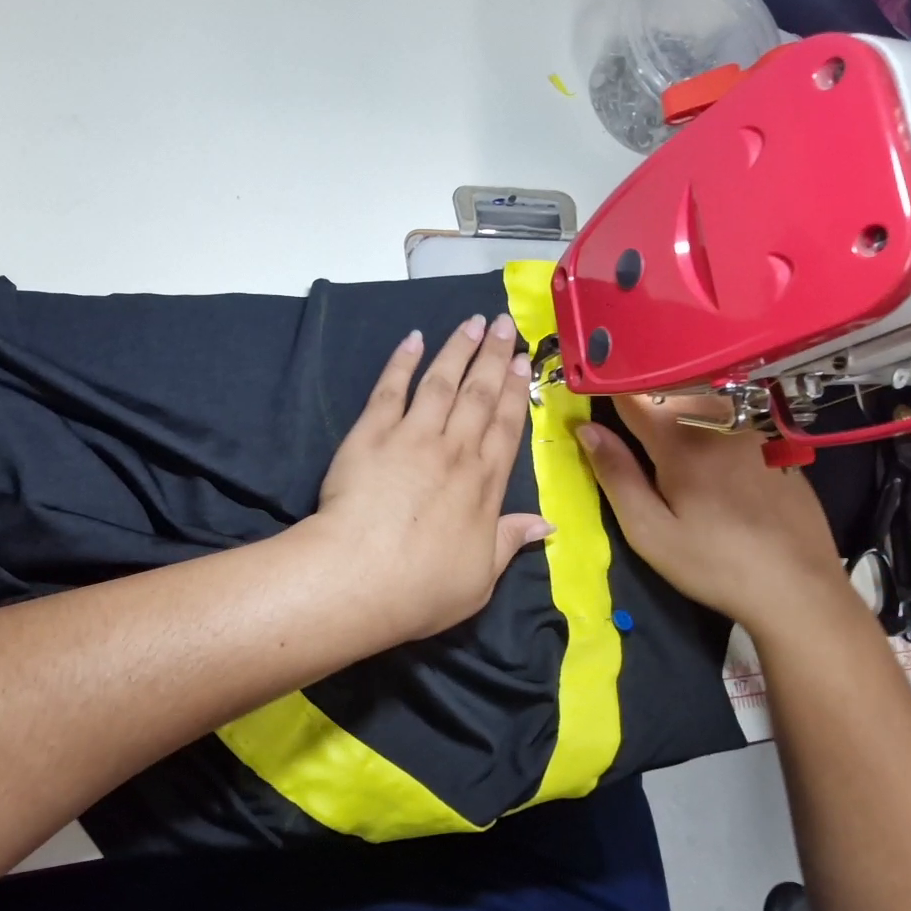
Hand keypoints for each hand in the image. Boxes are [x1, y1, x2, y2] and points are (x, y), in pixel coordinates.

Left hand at [305, 314, 552, 642]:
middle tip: (504, 325)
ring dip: (458, 350)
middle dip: (494, 358)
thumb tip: (549, 523)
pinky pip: (391, 389)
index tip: (524, 363)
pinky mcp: (371, 434)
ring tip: (472, 322)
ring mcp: (412, 437)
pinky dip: (402, 362)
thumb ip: (510, 542)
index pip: (507, 427)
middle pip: (479, 395)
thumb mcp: (481, 578)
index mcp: (484, 485)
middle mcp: (455, 451)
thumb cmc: (422, 588)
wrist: (361, 575)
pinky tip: (412, 340)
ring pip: (442, 383)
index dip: (516, 392)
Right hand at [578, 395, 852, 631]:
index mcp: (680, 443)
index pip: (634, 396)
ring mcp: (755, 434)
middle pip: (672, 390)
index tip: (589, 391)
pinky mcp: (778, 450)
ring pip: (706, 400)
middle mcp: (719, 425)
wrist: (799, 590)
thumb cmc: (713, 564)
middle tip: (624, 408)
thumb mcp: (649, 530)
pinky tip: (711, 452)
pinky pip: (735, 419)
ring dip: (679, 401)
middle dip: (644, 392)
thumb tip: (586, 430)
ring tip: (665, 422)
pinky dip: (712, 421)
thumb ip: (616, 475)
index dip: (607, 388)